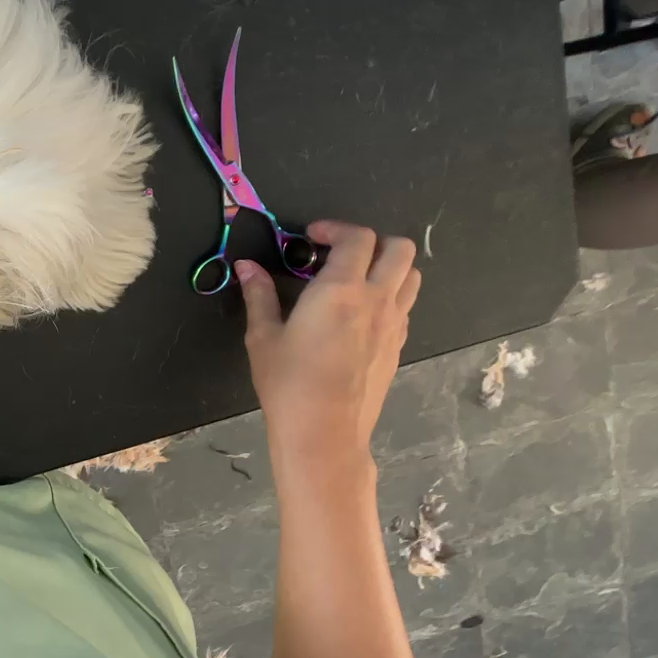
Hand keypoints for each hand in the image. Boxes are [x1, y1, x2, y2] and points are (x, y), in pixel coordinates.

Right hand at [237, 221, 420, 462]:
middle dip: (371, 240)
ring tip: (354, 278)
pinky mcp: (398, 343)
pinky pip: (405, 303)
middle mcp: (376, 298)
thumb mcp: (262, 336)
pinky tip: (358, 312)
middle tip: (337, 253)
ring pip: (411, 274)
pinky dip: (388, 294)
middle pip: (399, 247)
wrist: (324, 428)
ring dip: (386, 265)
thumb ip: (259, 296)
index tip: (311, 236)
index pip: (357, 238)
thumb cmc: (286, 381)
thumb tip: (246, 267)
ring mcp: (394, 321)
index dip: (335, 228)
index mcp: (339, 290)